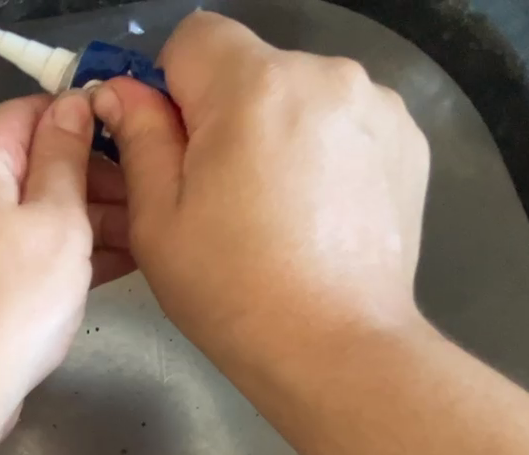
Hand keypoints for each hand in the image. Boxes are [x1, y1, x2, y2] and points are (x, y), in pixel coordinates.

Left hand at [0, 91, 134, 411]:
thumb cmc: (14, 300)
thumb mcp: (57, 218)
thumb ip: (66, 157)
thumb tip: (71, 105)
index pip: (25, 113)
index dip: (79, 117)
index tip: (128, 136)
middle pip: (29, 166)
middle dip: (90, 177)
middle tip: (144, 199)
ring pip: (29, 215)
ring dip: (85, 221)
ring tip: (142, 236)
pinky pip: (20, 253)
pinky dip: (60, 255)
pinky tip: (112, 266)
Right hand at [91, 12, 431, 375]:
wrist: (331, 343)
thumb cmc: (227, 288)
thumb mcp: (158, 222)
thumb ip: (139, 142)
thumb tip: (121, 93)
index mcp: (252, 89)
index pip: (193, 37)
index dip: (167, 87)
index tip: (167, 147)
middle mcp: (323, 72)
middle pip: (248, 68)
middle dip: (221, 116)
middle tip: (214, 196)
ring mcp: (375, 103)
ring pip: (296, 96)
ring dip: (272, 133)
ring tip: (269, 212)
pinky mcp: (407, 137)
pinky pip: (340, 124)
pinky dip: (318, 154)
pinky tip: (312, 216)